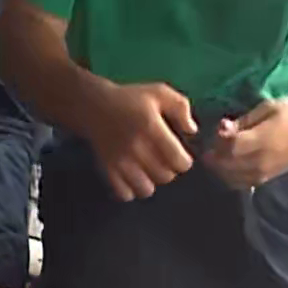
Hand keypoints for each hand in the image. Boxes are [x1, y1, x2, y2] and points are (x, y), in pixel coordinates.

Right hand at [82, 81, 197, 200]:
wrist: (95, 106)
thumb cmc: (131, 99)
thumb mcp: (159, 93)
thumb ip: (180, 107)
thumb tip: (192, 130)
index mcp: (151, 127)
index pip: (177, 160)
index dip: (184, 162)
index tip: (181, 157)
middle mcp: (137, 148)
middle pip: (164, 177)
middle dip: (169, 171)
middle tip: (164, 162)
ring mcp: (121, 163)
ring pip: (146, 189)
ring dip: (151, 182)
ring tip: (148, 171)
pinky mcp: (109, 172)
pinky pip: (125, 194)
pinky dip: (131, 190)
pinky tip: (133, 179)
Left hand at [202, 100, 287, 187]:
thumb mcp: (267, 108)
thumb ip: (243, 121)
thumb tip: (222, 128)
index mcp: (262, 140)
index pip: (230, 147)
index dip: (217, 141)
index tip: (216, 132)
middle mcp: (260, 161)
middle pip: (226, 165)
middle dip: (214, 157)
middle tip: (210, 147)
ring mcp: (260, 174)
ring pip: (228, 178)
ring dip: (218, 169)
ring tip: (218, 156)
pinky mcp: (261, 182)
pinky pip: (237, 184)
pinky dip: (227, 177)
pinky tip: (227, 166)